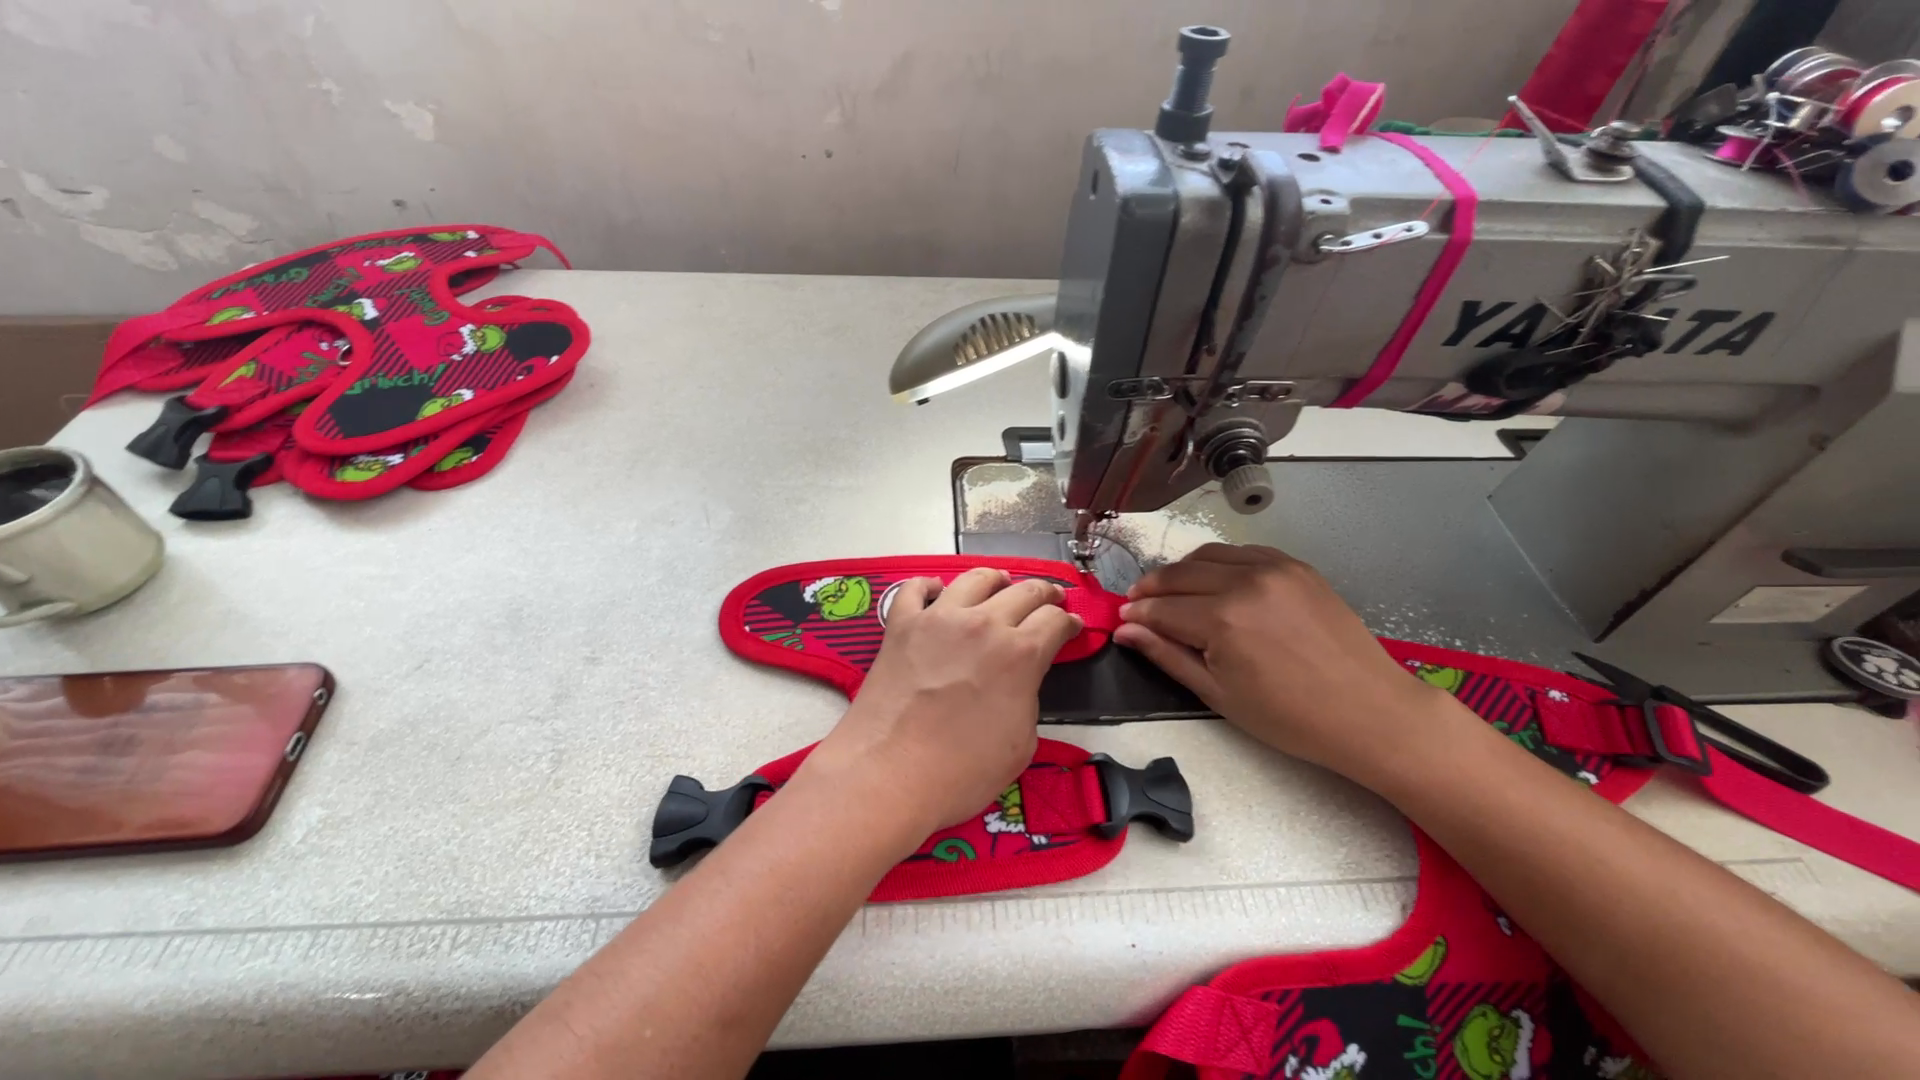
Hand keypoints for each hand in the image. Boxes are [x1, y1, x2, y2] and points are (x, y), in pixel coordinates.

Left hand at [797, 568, 1084, 838]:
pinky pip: (915, 589)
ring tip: (1001, 582)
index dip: (1069, 623)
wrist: (888, 774)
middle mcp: (983, 624)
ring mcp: (938, 619)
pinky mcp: (901, 625)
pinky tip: (936, 591)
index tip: (1072, 627)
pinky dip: (929, 586)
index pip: (1055, 621)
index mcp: (1021, 653)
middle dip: (1044, 594)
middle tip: (1051, 600)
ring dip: (996, 579)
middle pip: (1023, 591)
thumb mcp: (1020, 744)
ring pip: (974, 579)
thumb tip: (1019, 682)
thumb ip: (1027, 699)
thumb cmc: (961, 772)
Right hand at [1113, 544, 1454, 782]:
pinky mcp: (1297, 566)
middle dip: (1152, 589)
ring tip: (1171, 593)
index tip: (1121, 621)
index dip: (1136, 615)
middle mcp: (1244, 582)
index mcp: (1223, 619)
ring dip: (1182, 572)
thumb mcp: (1218, 694)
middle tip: (1137, 606)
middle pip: (1179, 575)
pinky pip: (1243, 553)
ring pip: (1208, 556)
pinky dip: (1219, 563)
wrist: (1368, 711)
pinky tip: (1214, 582)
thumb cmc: (1290, 717)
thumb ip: (1168, 655)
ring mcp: (1274, 568)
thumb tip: (1126, 631)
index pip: (1162, 608)